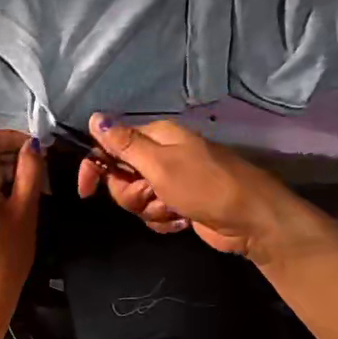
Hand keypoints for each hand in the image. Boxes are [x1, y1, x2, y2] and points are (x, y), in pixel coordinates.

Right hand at [75, 113, 303, 261]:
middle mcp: (161, 156)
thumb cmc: (206, 186)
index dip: (95, 167)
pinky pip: (152, 213)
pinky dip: (163, 220)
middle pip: (120, 176)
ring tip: (173, 209)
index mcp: (156, 137)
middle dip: (130, 193)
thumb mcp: (160, 164)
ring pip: (135, 199)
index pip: (110, 145)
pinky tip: (182, 221)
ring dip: (149, 209)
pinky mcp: (178, 204)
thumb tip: (94, 117)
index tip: (86, 190)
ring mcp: (170, 181)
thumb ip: (124, 143)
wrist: (251, 221)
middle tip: (151, 195)